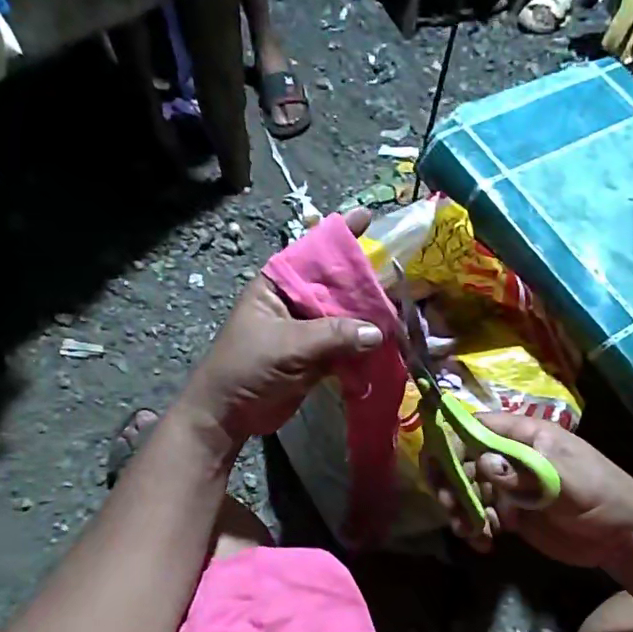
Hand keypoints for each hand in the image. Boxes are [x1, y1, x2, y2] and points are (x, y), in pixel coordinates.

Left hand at [175, 210, 385, 450]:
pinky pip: (346, 345)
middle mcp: (294, 302)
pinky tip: (390, 345)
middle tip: (403, 275)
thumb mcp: (286, 345)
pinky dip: (364, 347)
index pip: (311, 252)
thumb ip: (332, 334)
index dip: (339, 236)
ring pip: (345, 317)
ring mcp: (306, 330)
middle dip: (366, 283)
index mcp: (277, 285)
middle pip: (336, 285)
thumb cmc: (245, 367)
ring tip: (405, 312)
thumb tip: (378, 331)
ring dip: (370, 318)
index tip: (368, 216)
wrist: (227, 415)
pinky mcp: (316, 357)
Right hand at [431, 412, 632, 569]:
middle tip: (451, 506)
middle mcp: (509, 455)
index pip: (475, 426)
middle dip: (450, 481)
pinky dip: (474, 527)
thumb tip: (484, 464)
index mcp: (524, 434)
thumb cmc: (603, 494)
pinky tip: (484, 543)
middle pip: (462, 458)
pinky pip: (479, 514)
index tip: (437, 464)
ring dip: (460, 509)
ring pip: (466, 488)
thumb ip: (525, 471)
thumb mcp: (567, 479)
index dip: (450, 439)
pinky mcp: (509, 511)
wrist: (625, 538)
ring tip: (471, 531)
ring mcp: (507, 484)